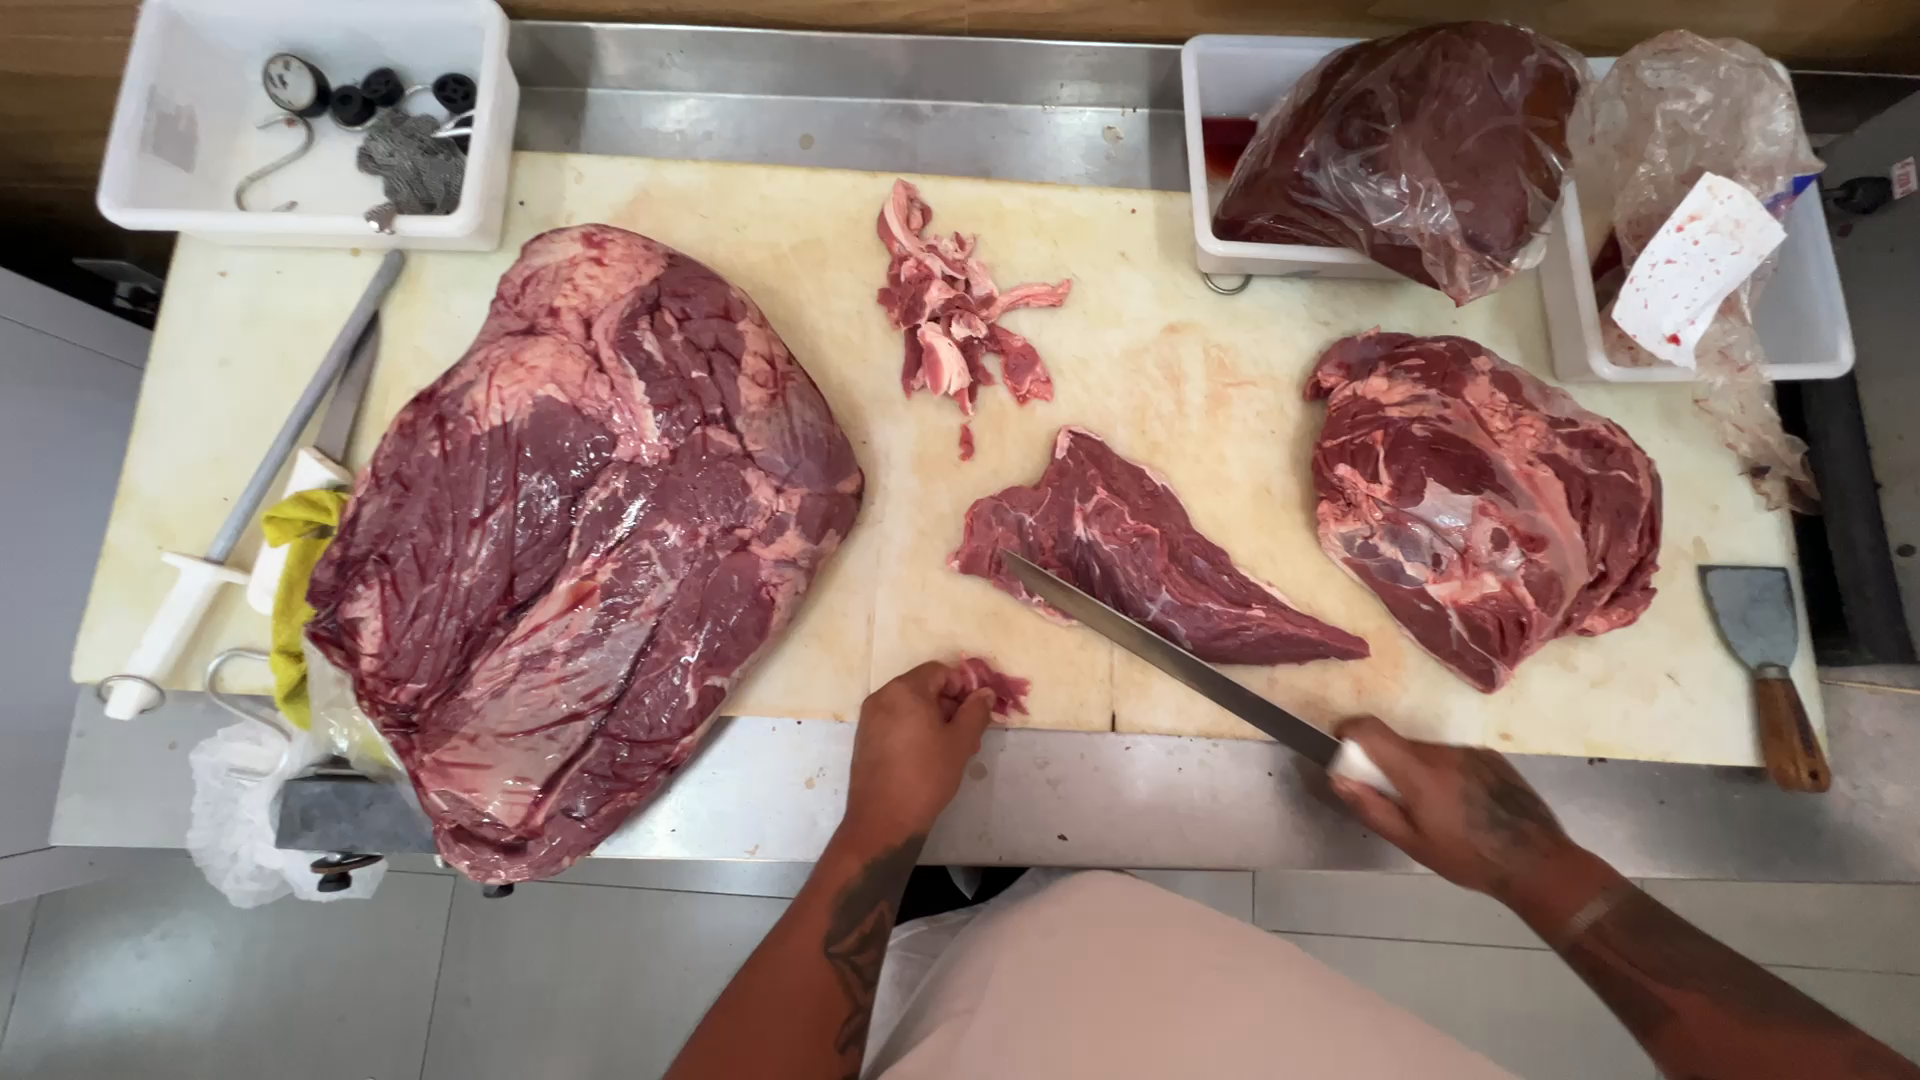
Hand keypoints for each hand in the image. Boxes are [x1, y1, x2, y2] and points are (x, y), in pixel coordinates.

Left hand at [840, 661, 996, 849]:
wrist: (882, 821)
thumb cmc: (925, 776)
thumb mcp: (960, 742)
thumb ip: (976, 711)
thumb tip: (985, 692)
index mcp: (904, 690)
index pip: (939, 671)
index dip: (963, 686)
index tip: (977, 711)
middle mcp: (882, 697)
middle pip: (924, 687)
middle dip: (951, 705)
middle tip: (970, 734)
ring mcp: (870, 718)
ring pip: (911, 706)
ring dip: (935, 719)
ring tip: (954, 749)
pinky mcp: (865, 738)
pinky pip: (896, 721)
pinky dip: (916, 729)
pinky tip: (930, 756)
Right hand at [1329, 715, 1581, 900]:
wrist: (1541, 865)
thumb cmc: (1469, 858)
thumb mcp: (1412, 843)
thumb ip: (1371, 808)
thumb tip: (1339, 779)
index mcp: (1418, 771)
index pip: (1371, 729)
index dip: (1350, 732)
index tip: (1344, 748)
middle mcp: (1442, 751)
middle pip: (1398, 743)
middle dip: (1387, 764)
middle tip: (1398, 799)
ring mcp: (1469, 751)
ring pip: (1426, 751)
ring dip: (1418, 770)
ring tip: (1436, 806)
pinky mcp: (1490, 756)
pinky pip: (1452, 756)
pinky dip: (1445, 772)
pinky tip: (1463, 803)